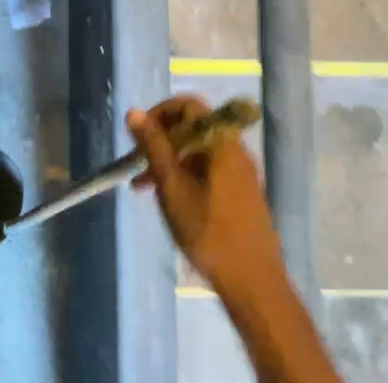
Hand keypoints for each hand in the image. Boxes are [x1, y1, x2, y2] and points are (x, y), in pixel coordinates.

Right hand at [126, 96, 280, 289]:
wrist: (253, 282)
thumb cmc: (208, 230)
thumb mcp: (171, 186)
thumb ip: (153, 146)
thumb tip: (134, 112)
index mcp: (221, 143)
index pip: (189, 105)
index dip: (160, 111)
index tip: (139, 134)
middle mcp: (235, 150)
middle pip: (192, 127)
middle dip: (160, 139)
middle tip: (137, 162)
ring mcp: (241, 172)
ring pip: (197, 150)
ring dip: (169, 160)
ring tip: (144, 186)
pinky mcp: (242, 192)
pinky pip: (208, 169)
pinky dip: (184, 174)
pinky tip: (168, 199)